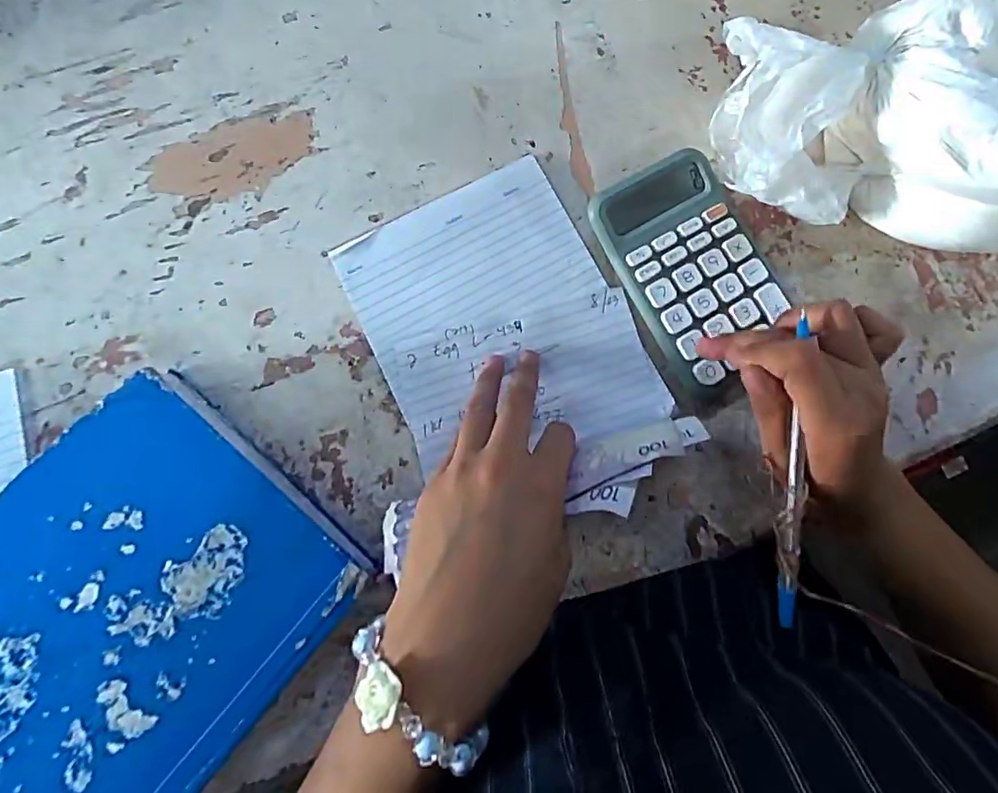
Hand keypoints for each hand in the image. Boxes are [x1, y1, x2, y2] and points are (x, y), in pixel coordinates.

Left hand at [381, 351, 575, 736]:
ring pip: (476, 413)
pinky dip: (465, 432)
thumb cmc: (511, 614)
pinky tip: (468, 431)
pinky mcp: (432, 485)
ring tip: (493, 363)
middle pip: (515, 406)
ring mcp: (461, 471)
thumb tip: (546, 496)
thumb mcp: (554, 567)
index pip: (561, 438)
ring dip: (487, 385)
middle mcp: (502, 465)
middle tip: (528, 356)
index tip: (564, 444)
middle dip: (525, 377)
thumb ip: (553, 518)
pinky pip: (453, 447)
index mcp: (542, 486)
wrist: (440, 641)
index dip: (565, 438)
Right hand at [695, 300, 904, 519]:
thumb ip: (766, 408)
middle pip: (810, 333)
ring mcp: (874, 373)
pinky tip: (812, 336)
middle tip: (729, 350)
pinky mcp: (876, 366)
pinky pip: (871, 325)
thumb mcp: (779, 461)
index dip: (755, 348)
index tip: (719, 351)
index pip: (800, 360)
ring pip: (838, 316)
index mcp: (839, 419)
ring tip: (773, 346)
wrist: (863, 492)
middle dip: (761, 336)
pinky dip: (835, 322)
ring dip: (797, 323)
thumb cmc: (817, 488)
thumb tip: (747, 362)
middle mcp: (863, 387)